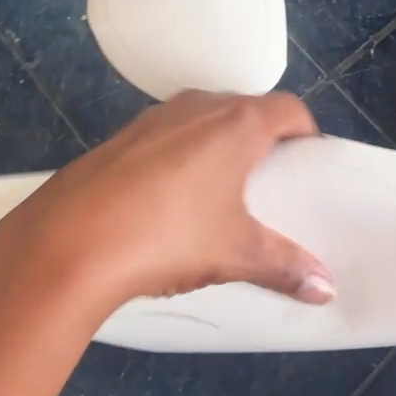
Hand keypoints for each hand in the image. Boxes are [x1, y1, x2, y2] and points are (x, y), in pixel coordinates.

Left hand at [0, 90, 335, 314]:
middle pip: (247, 107)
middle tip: (268, 179)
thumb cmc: (168, 235)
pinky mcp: (121, 135)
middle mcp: (200, 106)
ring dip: (219, 141)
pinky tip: (169, 196)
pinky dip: (182, 151)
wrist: (69, 241)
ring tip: (220, 188)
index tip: (307, 161)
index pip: (289, 108)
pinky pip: (169, 132)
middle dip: (262, 137)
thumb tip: (326, 289)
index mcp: (237, 123)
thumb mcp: (234, 253)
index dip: (304, 131)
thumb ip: (284, 265)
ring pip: (204, 117)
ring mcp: (156, 116)